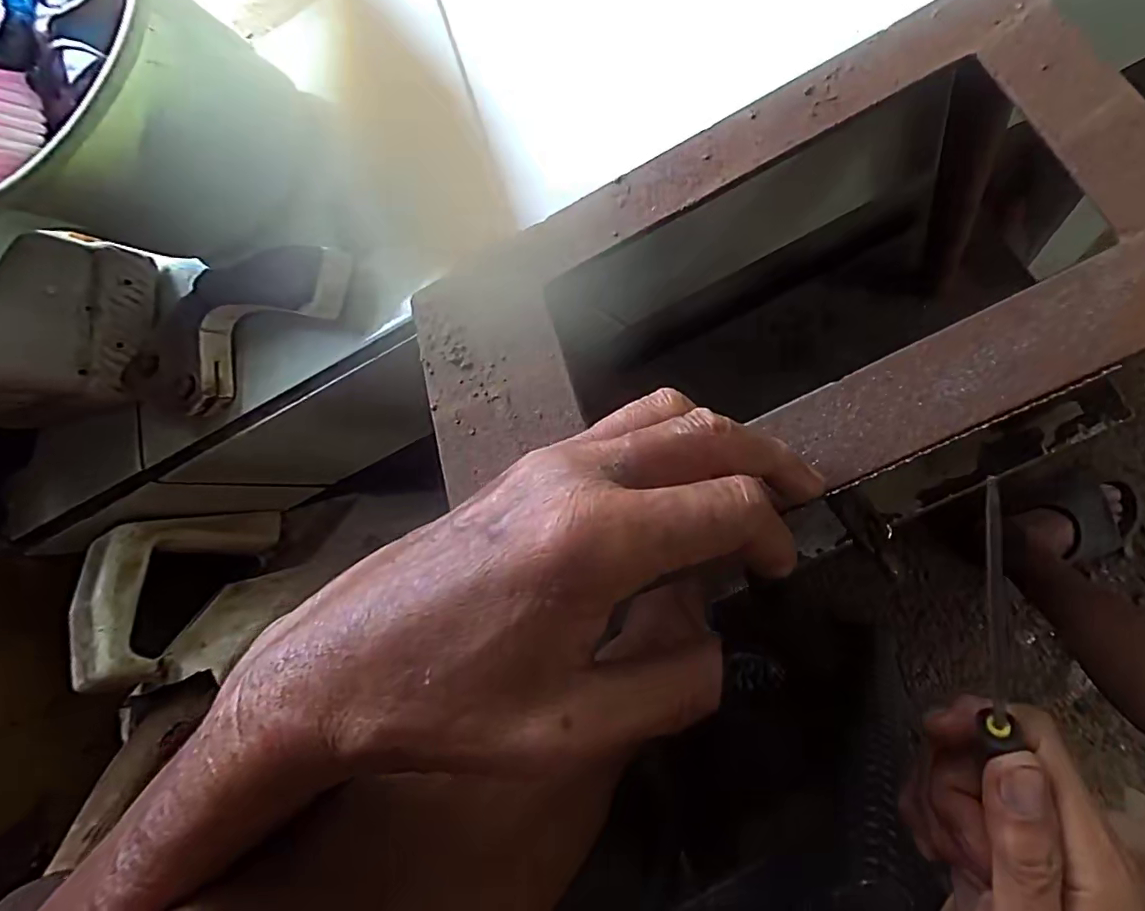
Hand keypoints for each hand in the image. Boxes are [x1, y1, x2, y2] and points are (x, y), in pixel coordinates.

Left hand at [218, 388, 824, 780]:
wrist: (341, 662)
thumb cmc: (447, 706)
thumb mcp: (569, 732)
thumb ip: (672, 686)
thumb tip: (718, 641)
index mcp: (598, 540)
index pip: (727, 505)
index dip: (773, 534)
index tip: (779, 572)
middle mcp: (582, 474)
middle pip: (709, 434)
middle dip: (770, 461)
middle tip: (804, 494)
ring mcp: (553, 456)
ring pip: (667, 412)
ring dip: (723, 437)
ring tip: (751, 475)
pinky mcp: (532, 460)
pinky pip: (624, 422)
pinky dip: (673, 436)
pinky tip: (676, 478)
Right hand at [900, 697, 1143, 910]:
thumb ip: (1028, 852)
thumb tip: (1015, 760)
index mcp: (1091, 846)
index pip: (1039, 738)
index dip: (984, 719)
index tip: (935, 730)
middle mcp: (1065, 832)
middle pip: (994, 750)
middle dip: (953, 777)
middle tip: (952, 836)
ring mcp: (1032, 841)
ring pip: (968, 770)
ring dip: (940, 799)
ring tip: (946, 852)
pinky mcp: (1002, 850)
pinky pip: (959, 800)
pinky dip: (936, 814)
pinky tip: (939, 850)